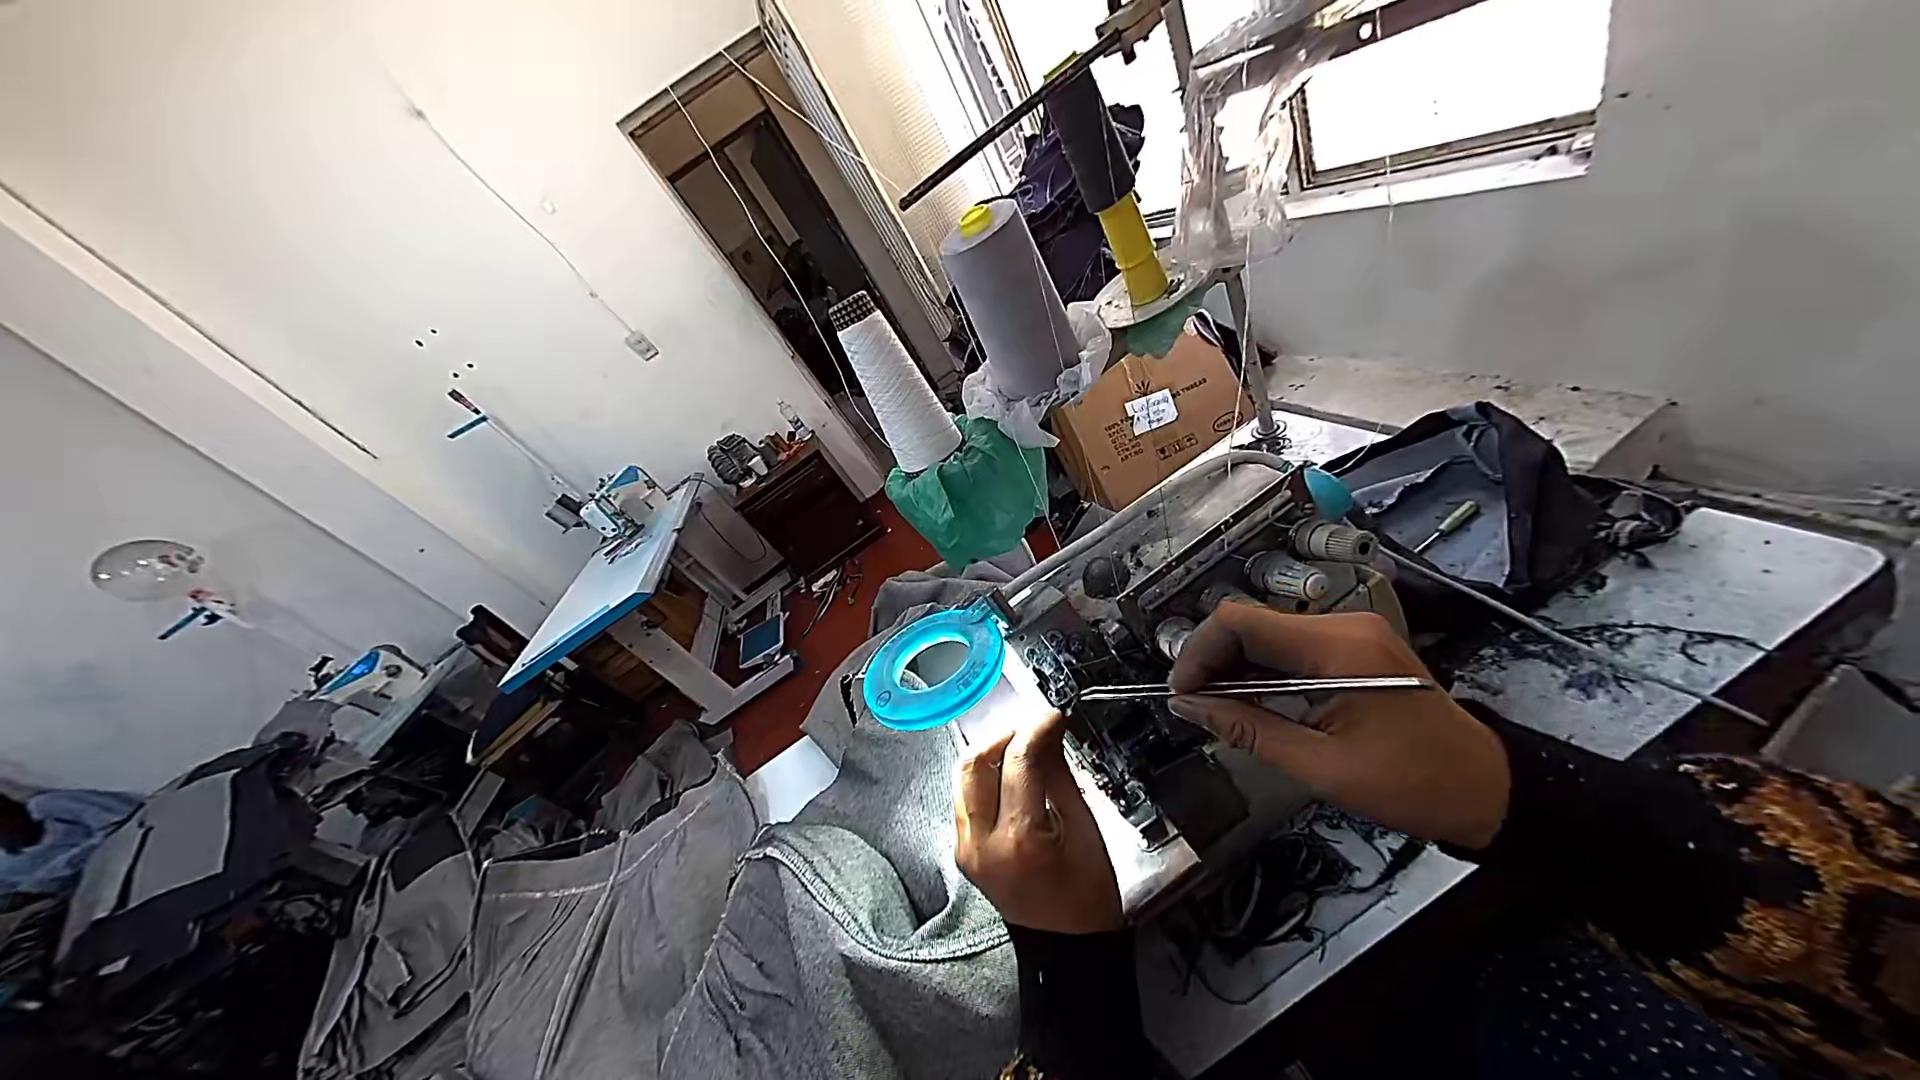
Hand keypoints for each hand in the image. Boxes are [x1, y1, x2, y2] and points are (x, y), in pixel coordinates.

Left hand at [954, 709, 1122, 933]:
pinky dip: (985, 778)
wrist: (1065, 949)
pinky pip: (965, 798)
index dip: (1037, 728)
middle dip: (1005, 735)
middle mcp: (982, 843)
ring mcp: (966, 849)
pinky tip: (1010, 776)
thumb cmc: (1085, 897)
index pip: (1018, 760)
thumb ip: (1058, 774)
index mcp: (1020, 838)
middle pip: (975, 762)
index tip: (1053, 716)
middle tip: (1034, 730)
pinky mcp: (962, 852)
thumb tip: (1048, 733)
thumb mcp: (1083, 828)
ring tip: (1023, 749)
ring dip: (991, 753)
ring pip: (964, 777)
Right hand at [1167, 605, 1510, 849]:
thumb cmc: (1413, 785)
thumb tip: (1187, 707)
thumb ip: (1247, 729)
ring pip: (1264, 635)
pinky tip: (1250, 702)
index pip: (1240, 621)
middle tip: (1195, 706)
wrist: (1490, 789)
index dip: (1198, 652)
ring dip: (1233, 668)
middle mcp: (1342, 625)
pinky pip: (1287, 647)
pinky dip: (1260, 672)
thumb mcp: (1320, 766)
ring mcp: (1350, 633)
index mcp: (1338, 647)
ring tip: (1217, 709)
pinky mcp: (1352, 646)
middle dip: (1211, 662)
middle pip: (1249, 624)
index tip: (1182, 693)